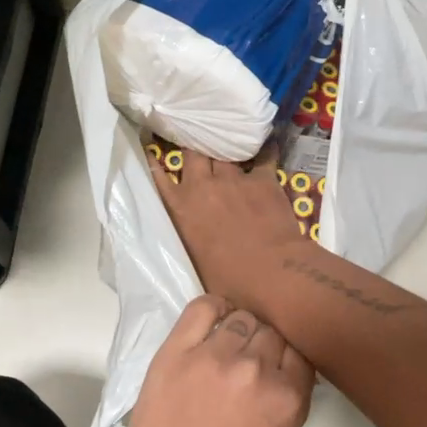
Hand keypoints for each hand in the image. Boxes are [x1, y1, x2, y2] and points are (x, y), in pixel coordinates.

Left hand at [112, 296, 314, 426]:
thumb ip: (289, 403)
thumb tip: (286, 370)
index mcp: (288, 400)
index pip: (301, 351)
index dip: (288, 356)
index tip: (278, 363)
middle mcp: (255, 371)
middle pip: (272, 331)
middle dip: (265, 344)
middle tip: (249, 361)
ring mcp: (213, 358)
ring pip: (242, 317)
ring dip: (240, 329)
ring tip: (228, 346)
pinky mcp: (175, 352)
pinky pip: (203, 306)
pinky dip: (214, 308)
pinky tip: (213, 321)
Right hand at [151, 148, 319, 313]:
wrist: (272, 274)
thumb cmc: (229, 280)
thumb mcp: (194, 261)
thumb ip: (187, 239)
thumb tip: (190, 239)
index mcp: (181, 209)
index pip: (159, 176)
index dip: (156, 163)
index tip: (154, 153)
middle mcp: (203, 186)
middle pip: (193, 152)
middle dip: (195, 150)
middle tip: (200, 151)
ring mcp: (234, 179)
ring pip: (225, 152)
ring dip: (225, 152)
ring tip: (230, 148)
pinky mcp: (263, 179)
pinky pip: (264, 156)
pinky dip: (265, 151)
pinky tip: (266, 146)